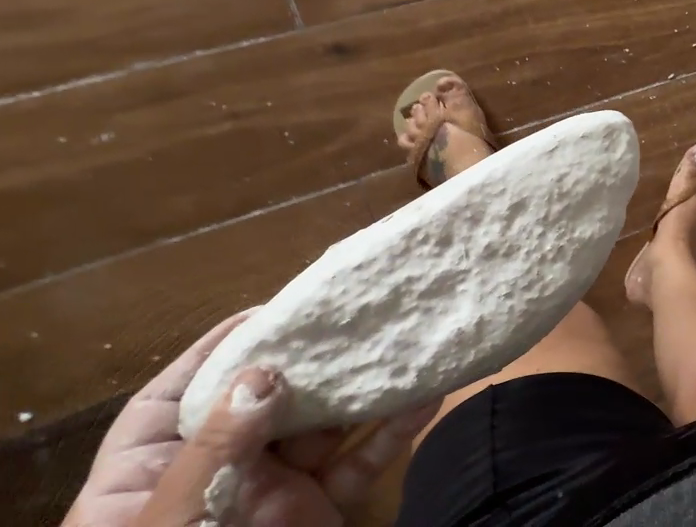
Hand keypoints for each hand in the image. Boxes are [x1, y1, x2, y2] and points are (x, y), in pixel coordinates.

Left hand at [62, 312, 438, 526]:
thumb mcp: (170, 521)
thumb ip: (215, 451)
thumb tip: (266, 371)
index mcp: (150, 475)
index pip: (176, 396)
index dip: (221, 346)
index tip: (277, 307)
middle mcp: (215, 473)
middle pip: (266, 400)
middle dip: (314, 357)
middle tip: (363, 312)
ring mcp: (272, 491)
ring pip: (326, 424)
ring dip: (368, 386)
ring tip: (410, 341)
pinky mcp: (319, 508)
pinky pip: (361, 460)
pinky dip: (396, 428)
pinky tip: (428, 394)